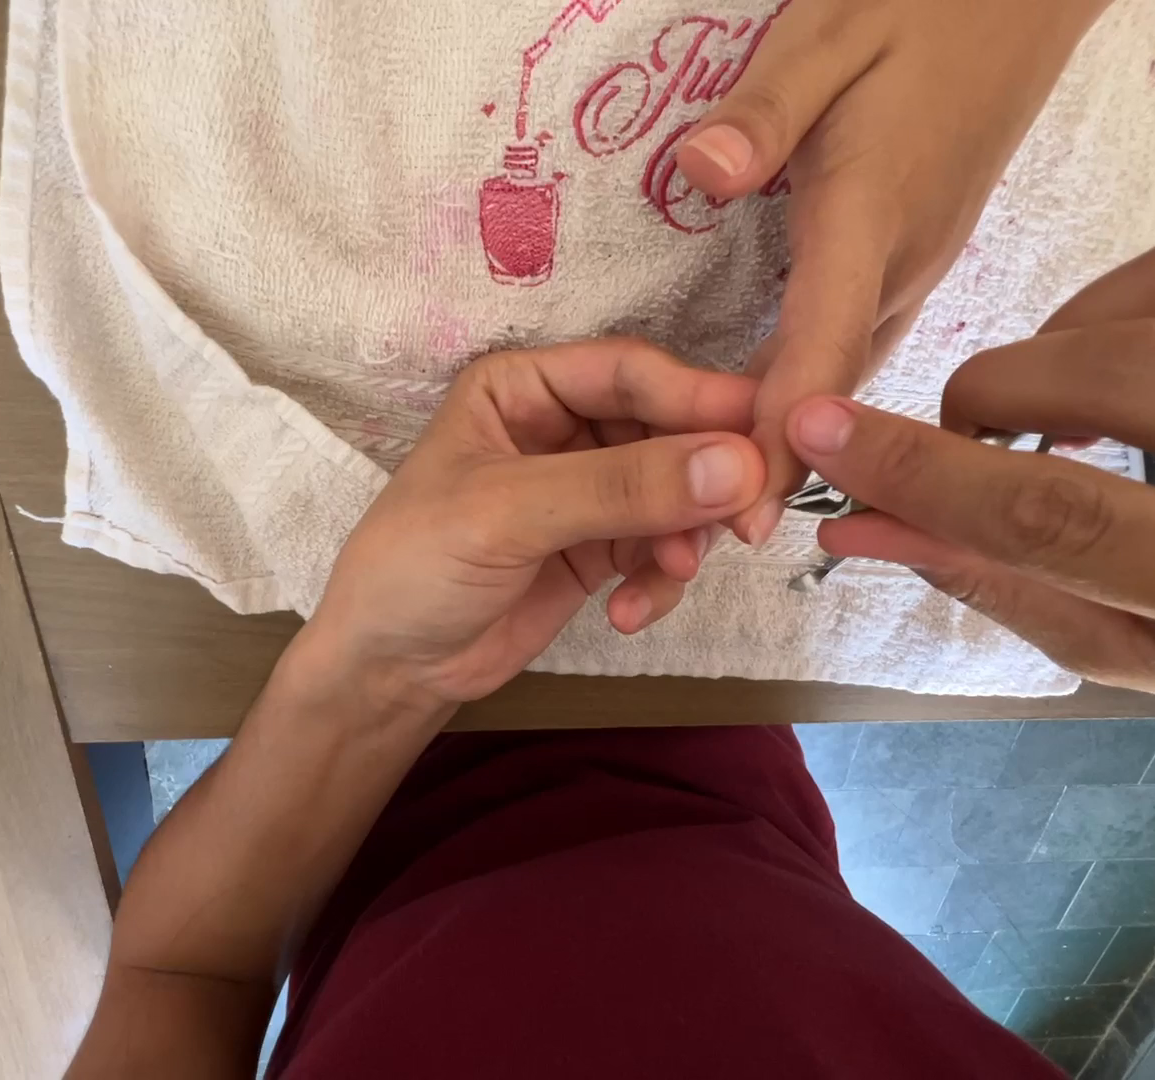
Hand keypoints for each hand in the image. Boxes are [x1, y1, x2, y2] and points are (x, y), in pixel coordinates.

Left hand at [298, 339, 764, 708]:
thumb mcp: (507, 515)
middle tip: (747, 525)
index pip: (632, 373)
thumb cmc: (417, 566)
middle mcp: (564, 428)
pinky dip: (659, 580)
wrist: (393, 666)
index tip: (761, 442)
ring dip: (686, 536)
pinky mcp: (601, 549)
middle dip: (705, 479)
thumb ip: (619, 488)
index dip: (698, 400)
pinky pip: (660, 549)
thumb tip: (738, 464)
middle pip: (667, 430)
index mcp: (525, 388)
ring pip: (676, 493)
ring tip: (669, 575)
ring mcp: (588, 492)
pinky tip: (627, 615)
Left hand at [677, 0, 1110, 542]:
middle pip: (833, 395)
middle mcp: (898, 274)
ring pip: (846, 388)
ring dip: (797, 451)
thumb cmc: (916, 3)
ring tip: (732, 512)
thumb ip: (762, 111)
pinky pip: (853, 359)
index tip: (744, 521)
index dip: (783, 441)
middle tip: (710, 541)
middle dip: (774, 471)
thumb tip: (698, 173)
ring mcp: (911, 278)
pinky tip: (780, 436)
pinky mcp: (908, 272)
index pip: (820, 354)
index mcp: (868, 223)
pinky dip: (814, 408)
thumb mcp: (823, 34)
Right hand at [781, 185, 1154, 732]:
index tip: (822, 432)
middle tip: (968, 426)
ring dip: (1079, 327)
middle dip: (999, 389)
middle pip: (1136, 373)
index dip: (928, 473)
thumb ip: (996, 583)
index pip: (1076, 521)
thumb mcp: (1145, 653)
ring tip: (1072, 390)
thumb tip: (853, 524)